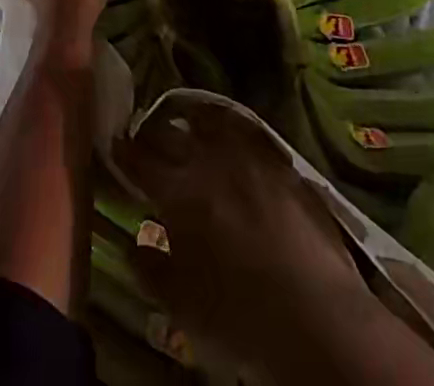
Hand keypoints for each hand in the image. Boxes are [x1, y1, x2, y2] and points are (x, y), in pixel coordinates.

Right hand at [115, 100, 371, 369]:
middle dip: (156, 133)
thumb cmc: (237, 314)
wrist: (315, 314)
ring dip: (197, 119)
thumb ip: (151, 267)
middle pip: (176, 134)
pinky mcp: (286, 165)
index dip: (126, 151)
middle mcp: (215, 162)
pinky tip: (234, 132)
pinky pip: (252, 133)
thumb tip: (136, 243)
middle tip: (147, 136)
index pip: (142, 160)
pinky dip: (235, 127)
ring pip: (218, 122)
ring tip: (188, 117)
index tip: (118, 146)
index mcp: (180, 192)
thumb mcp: (180, 302)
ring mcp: (255, 159)